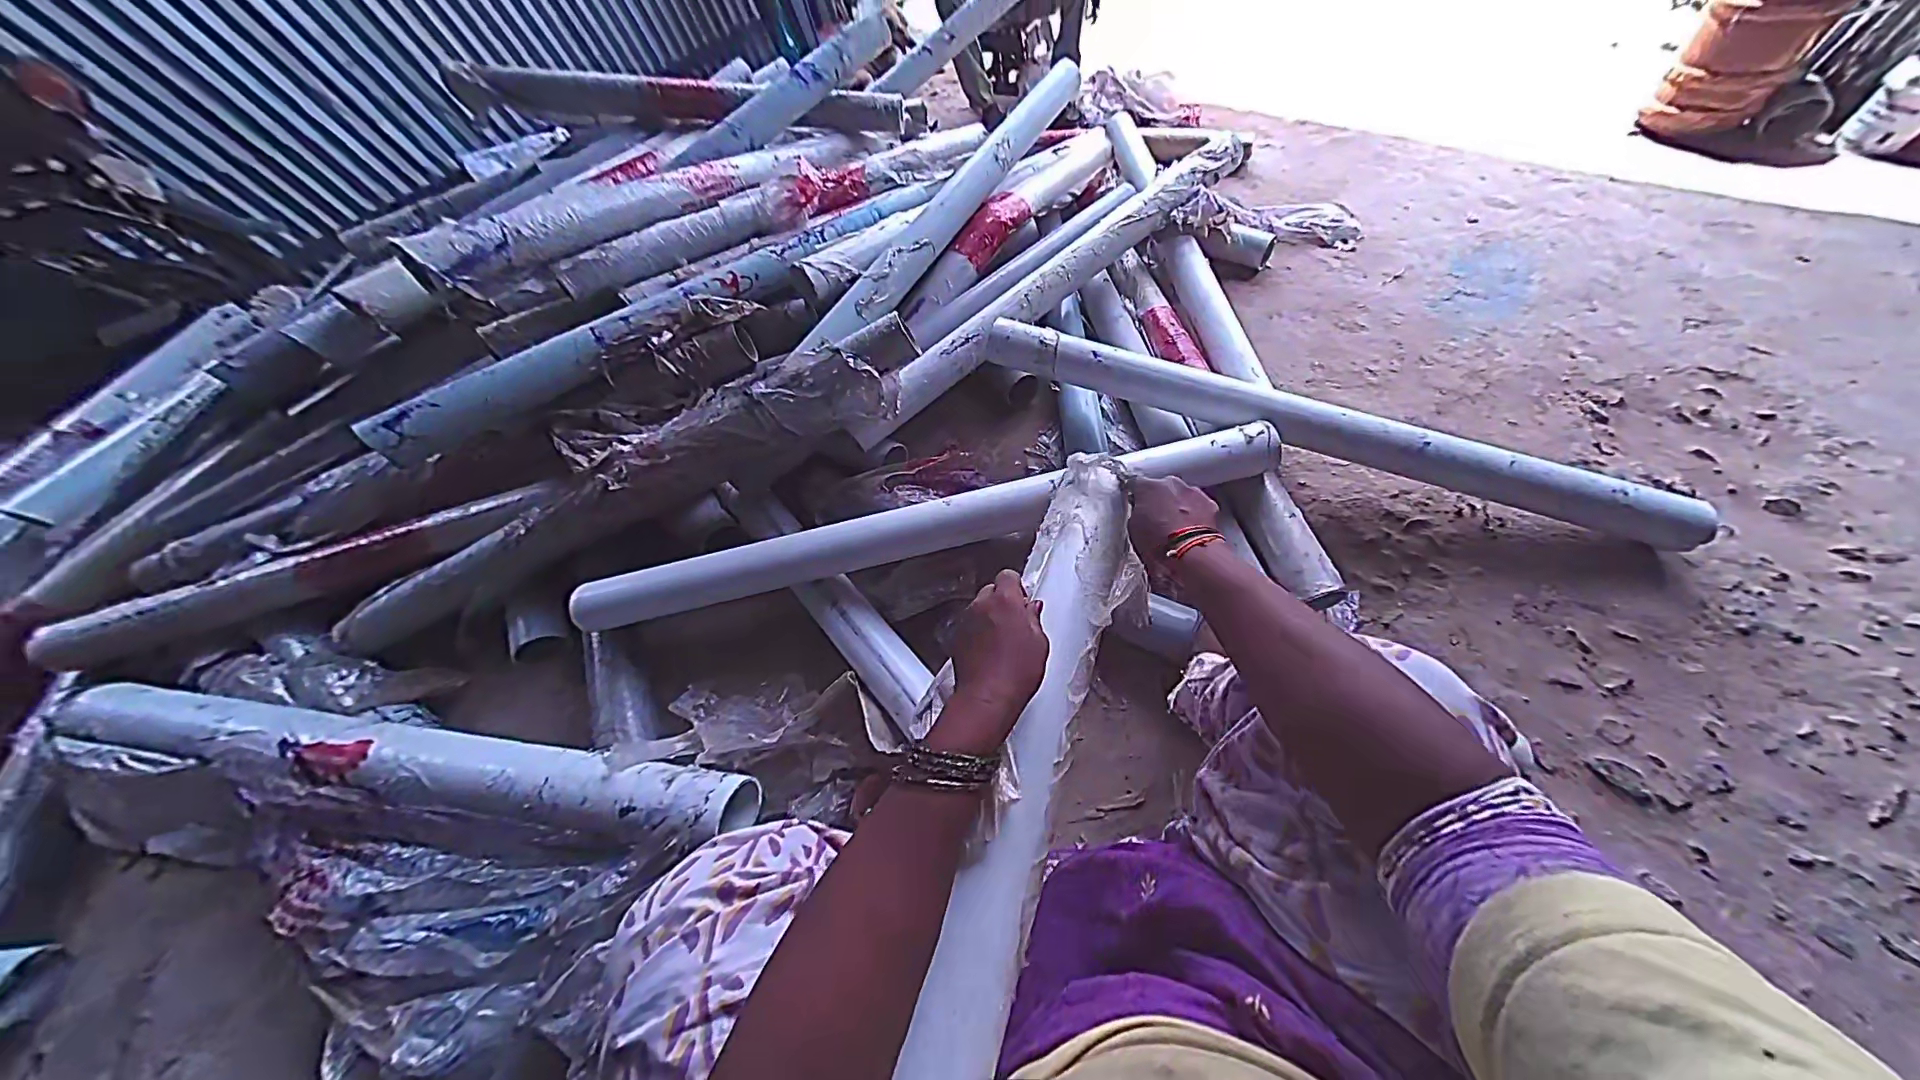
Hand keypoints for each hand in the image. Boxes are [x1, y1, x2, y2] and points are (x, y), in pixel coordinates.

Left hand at [933, 570, 1047, 753]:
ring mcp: (966, 621)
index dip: (1017, 587)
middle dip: (1003, 601)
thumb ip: (1033, 619)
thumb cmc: (1015, 674)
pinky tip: (991, 650)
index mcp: (1005, 601)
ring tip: (1004, 640)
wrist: (987, 698)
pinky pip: (970, 626)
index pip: (1008, 576)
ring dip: (989, 617)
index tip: (1024, 600)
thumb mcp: (1039, 643)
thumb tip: (1031, 611)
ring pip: (979, 608)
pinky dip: (978, 632)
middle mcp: (982, 606)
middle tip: (1017, 621)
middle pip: (992, 590)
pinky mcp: (957, 637)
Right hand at [1126, 475, 1218, 566]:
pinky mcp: (1209, 504)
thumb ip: (1137, 512)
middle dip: (1159, 499)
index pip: (1136, 483)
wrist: (1189, 554)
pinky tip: (1189, 530)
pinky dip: (1194, 514)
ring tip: (1173, 528)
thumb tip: (1141, 512)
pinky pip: (1198, 505)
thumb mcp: (1134, 527)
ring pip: (1181, 495)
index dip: (1135, 494)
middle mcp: (1171, 483)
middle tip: (1154, 519)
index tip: (1135, 502)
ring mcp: (1192, 492)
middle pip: (1162, 487)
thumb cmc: (1159, 543)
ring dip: (1177, 506)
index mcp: (1148, 487)